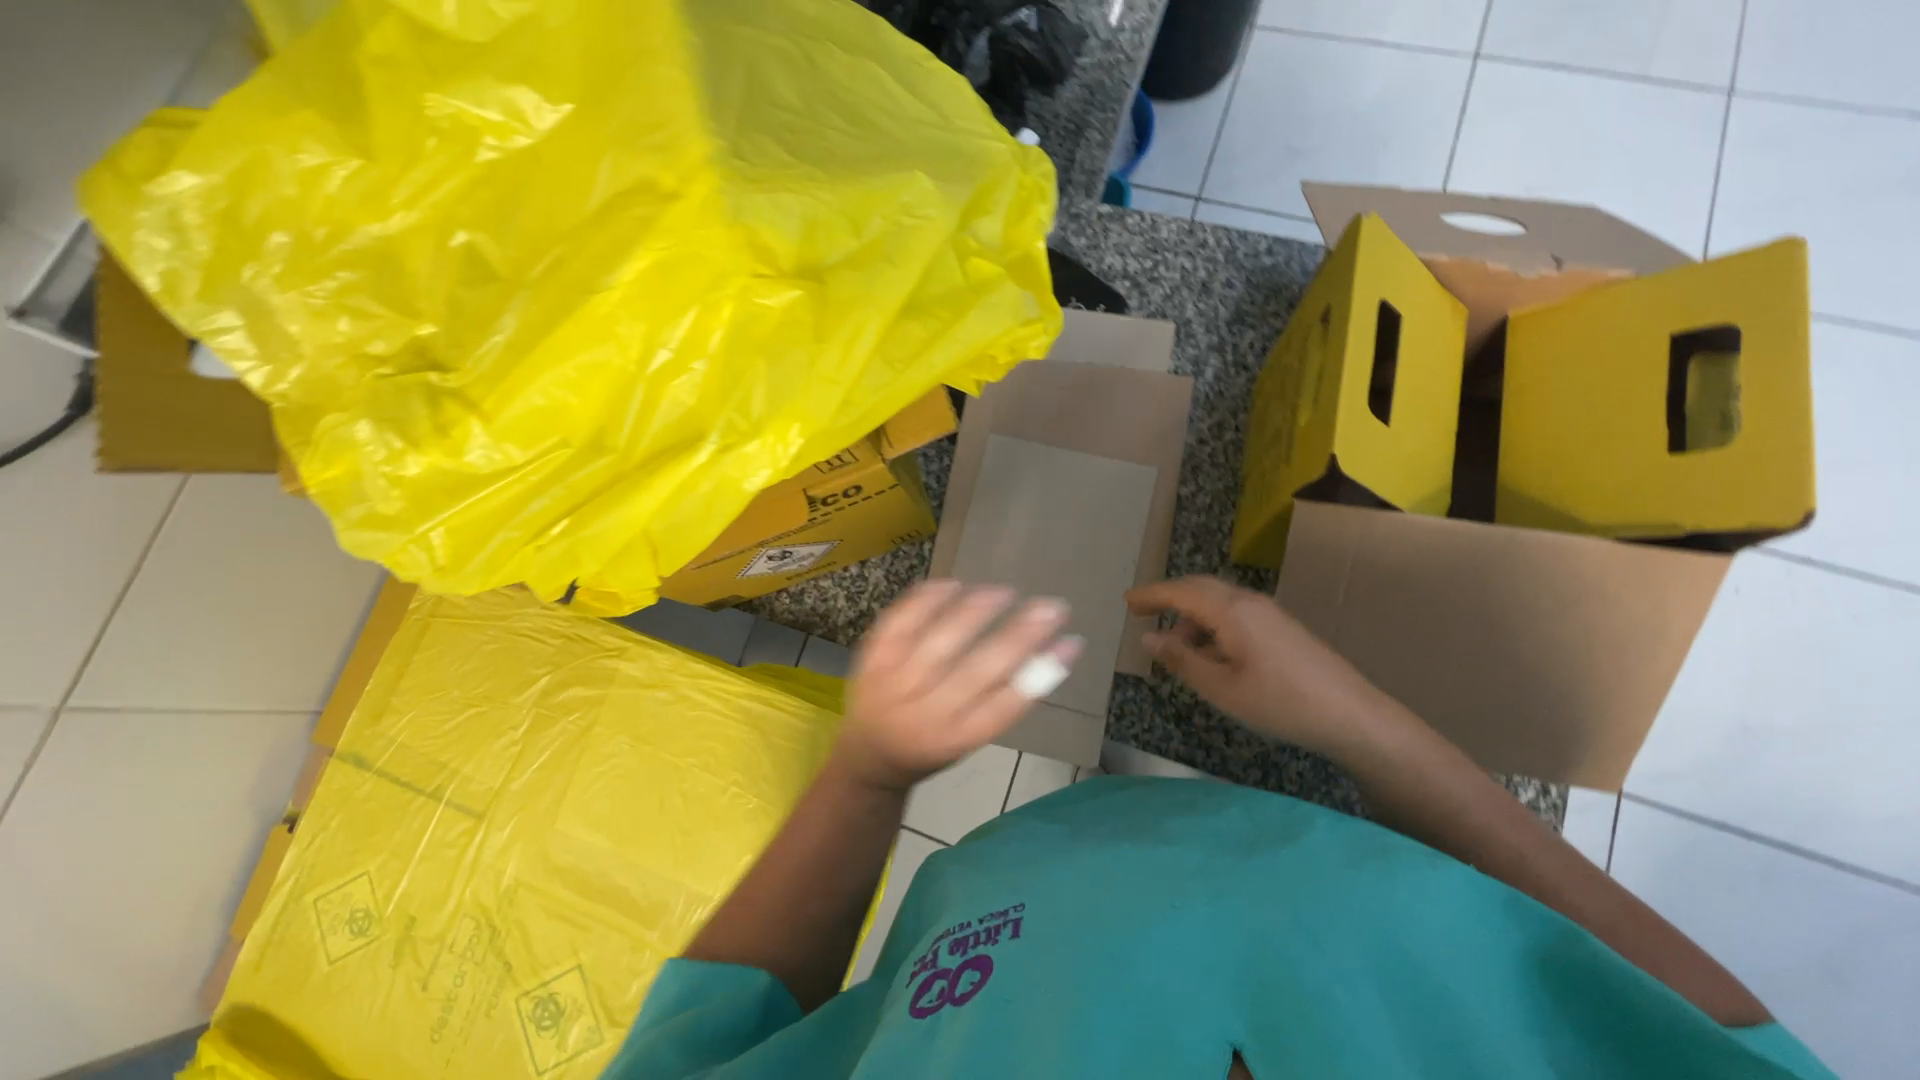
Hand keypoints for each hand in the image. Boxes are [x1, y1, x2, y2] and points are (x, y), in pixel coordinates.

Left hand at [836, 580, 1082, 792]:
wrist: (868, 757)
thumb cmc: (933, 744)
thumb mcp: (971, 734)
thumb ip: (1006, 700)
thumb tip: (1055, 653)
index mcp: (956, 739)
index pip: (1006, 706)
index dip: (1043, 672)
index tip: (1072, 642)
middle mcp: (924, 715)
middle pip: (977, 670)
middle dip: (1019, 636)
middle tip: (1050, 608)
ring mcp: (893, 686)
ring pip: (939, 643)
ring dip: (975, 612)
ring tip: (1004, 592)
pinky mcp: (871, 662)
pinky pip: (899, 623)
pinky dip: (927, 601)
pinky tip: (954, 585)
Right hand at [1124, 576, 1406, 756]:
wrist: (1350, 714)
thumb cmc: (1279, 702)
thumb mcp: (1220, 688)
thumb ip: (1181, 660)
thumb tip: (1148, 638)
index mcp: (1232, 611)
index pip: (1182, 592)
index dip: (1152, 595)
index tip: (1126, 602)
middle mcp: (1250, 602)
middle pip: (1201, 588)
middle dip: (1169, 598)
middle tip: (1141, 613)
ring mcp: (1270, 613)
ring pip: (1219, 602)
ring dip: (1191, 617)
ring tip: (1173, 647)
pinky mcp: (1281, 628)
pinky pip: (1235, 614)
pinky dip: (1211, 625)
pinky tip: (1210, 654)